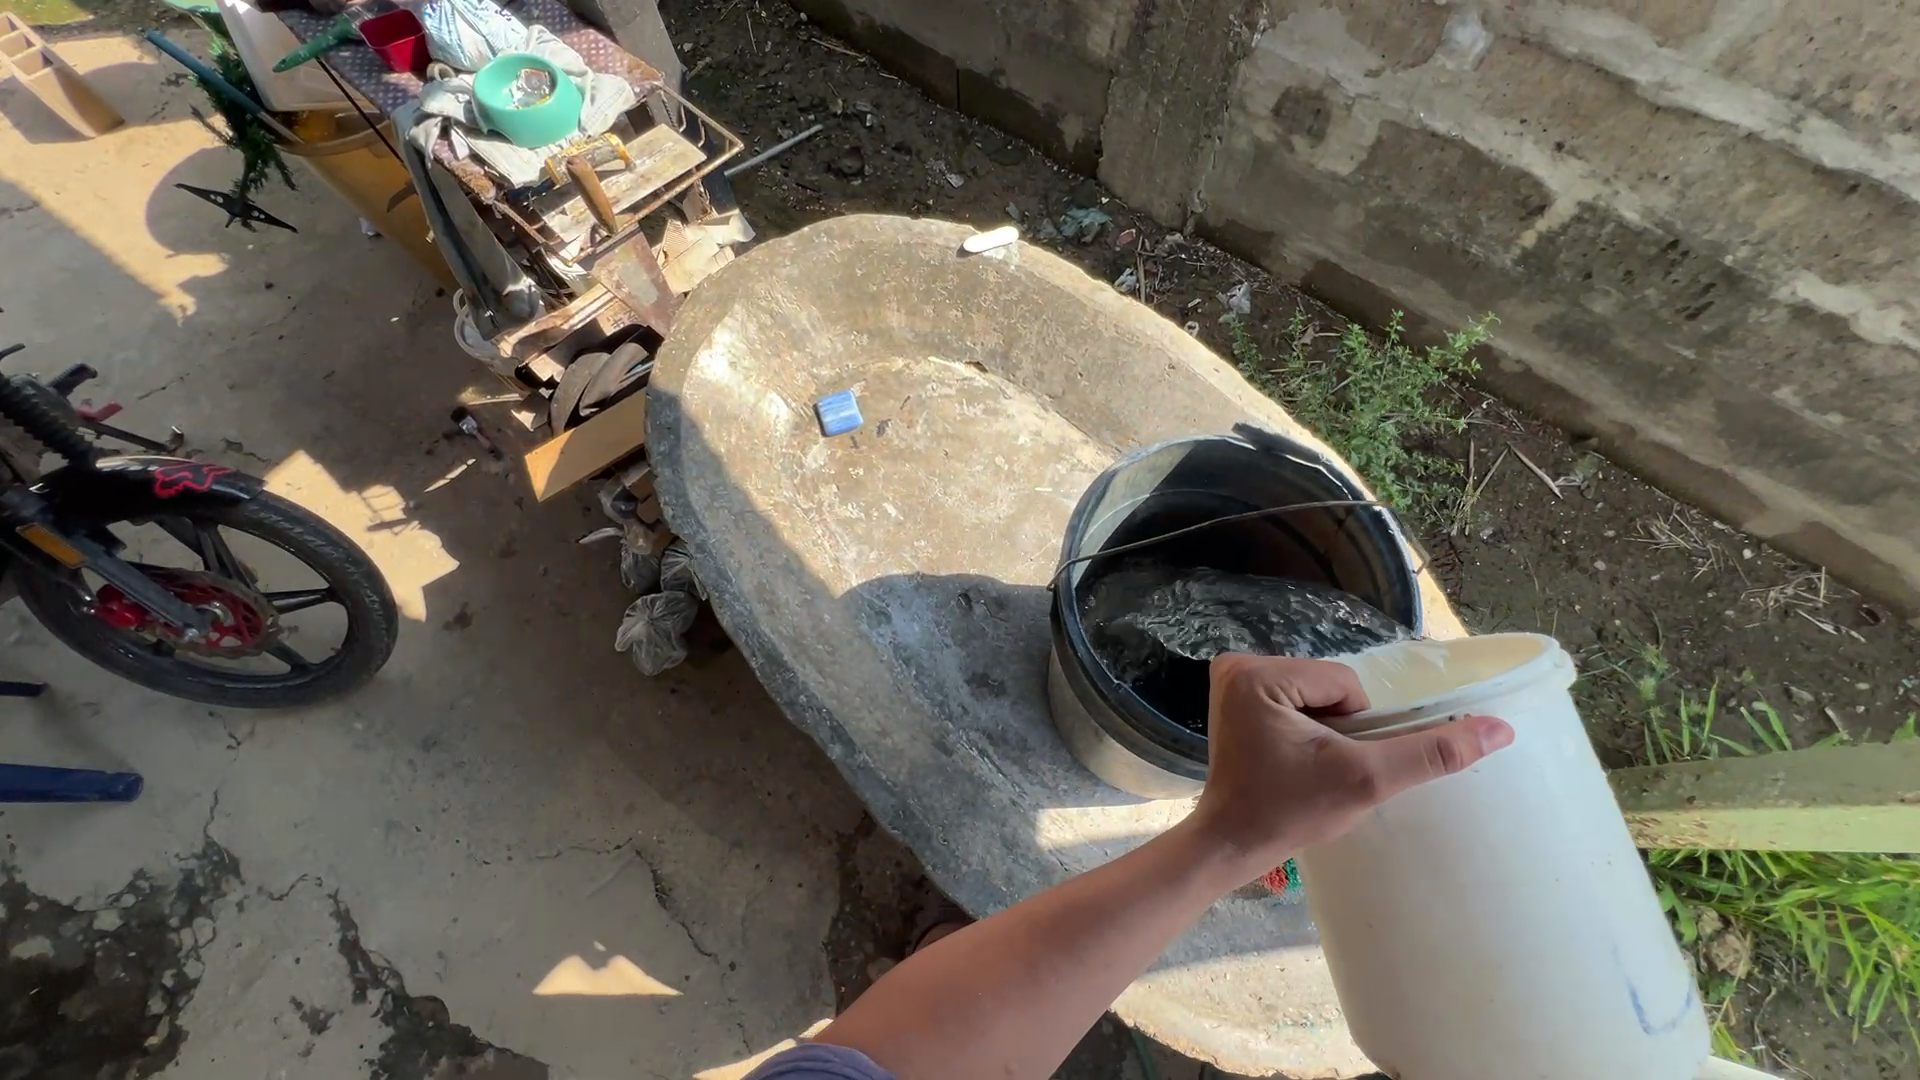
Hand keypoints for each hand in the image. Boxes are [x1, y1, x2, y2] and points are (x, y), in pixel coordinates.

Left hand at [1190, 654, 1512, 876]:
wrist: (1234, 839)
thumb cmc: (1291, 810)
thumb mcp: (1365, 779)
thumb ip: (1428, 753)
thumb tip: (1499, 727)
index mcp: (1258, 672)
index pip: (1345, 683)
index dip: (1352, 726)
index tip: (1325, 759)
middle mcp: (1238, 665)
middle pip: (1327, 683)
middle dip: (1335, 725)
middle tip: (1310, 764)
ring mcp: (1231, 678)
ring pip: (1313, 691)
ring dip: (1320, 726)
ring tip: (1297, 761)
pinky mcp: (1231, 695)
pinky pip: (1291, 697)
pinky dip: (1300, 724)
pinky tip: (1284, 755)